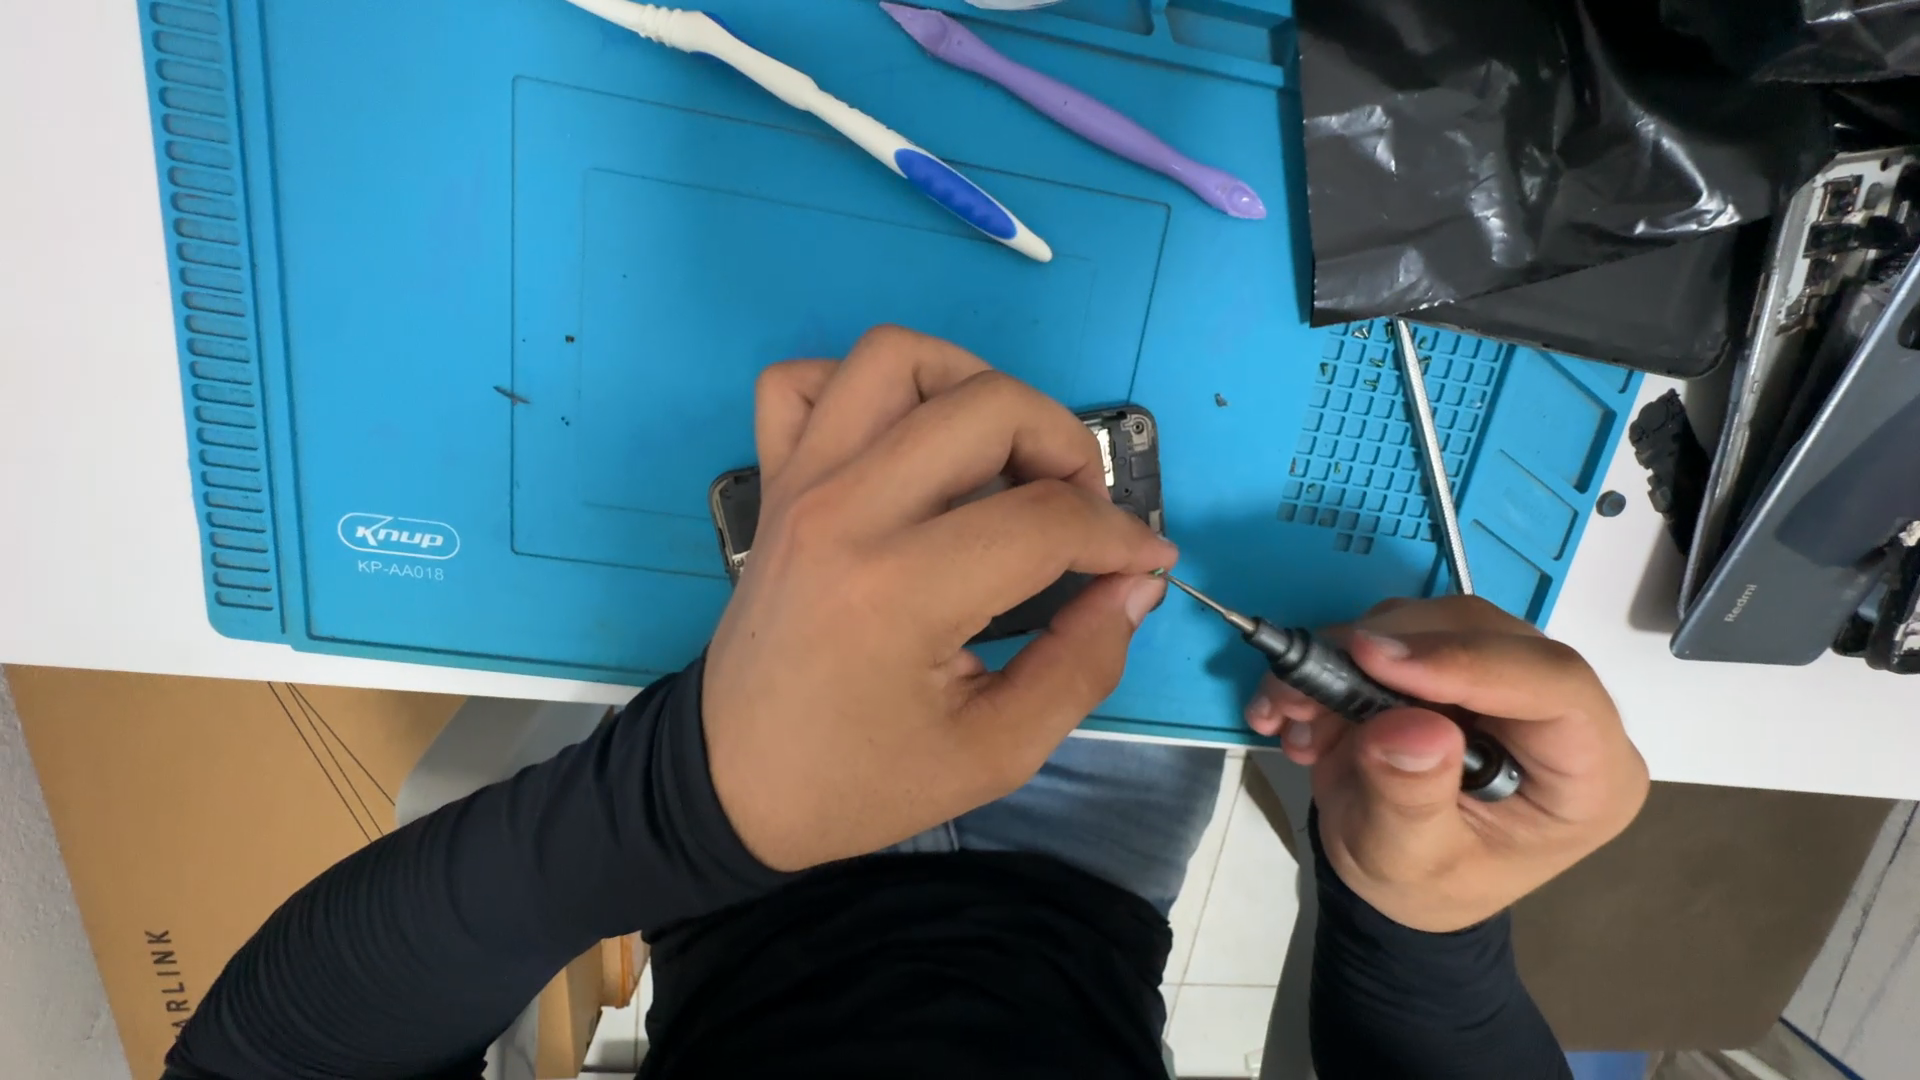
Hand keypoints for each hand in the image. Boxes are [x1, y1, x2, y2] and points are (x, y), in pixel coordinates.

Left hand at [704, 326, 1177, 871]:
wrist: (734, 781)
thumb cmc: (860, 780)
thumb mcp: (994, 752)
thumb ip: (1083, 664)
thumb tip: (1137, 584)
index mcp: (900, 590)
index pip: (1045, 521)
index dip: (1120, 536)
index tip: (1145, 561)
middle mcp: (846, 510)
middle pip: (986, 406)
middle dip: (1065, 444)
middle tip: (1080, 507)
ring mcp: (799, 484)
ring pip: (895, 357)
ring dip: (972, 385)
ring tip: (1002, 453)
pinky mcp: (773, 481)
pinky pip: (801, 382)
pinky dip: (861, 388)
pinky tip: (900, 441)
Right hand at [1244, 596, 1647, 931]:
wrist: (1392, 874)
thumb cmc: (1419, 883)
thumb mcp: (1406, 858)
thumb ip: (1411, 797)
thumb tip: (1410, 727)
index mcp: (1583, 771)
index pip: (1554, 684)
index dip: (1465, 659)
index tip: (1371, 659)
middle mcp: (1547, 710)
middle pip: (1478, 633)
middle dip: (1380, 650)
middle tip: (1301, 687)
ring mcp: (1490, 679)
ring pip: (1421, 621)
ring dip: (1339, 655)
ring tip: (1289, 712)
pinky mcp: (1438, 665)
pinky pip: (1380, 632)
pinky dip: (1323, 661)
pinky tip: (1292, 710)